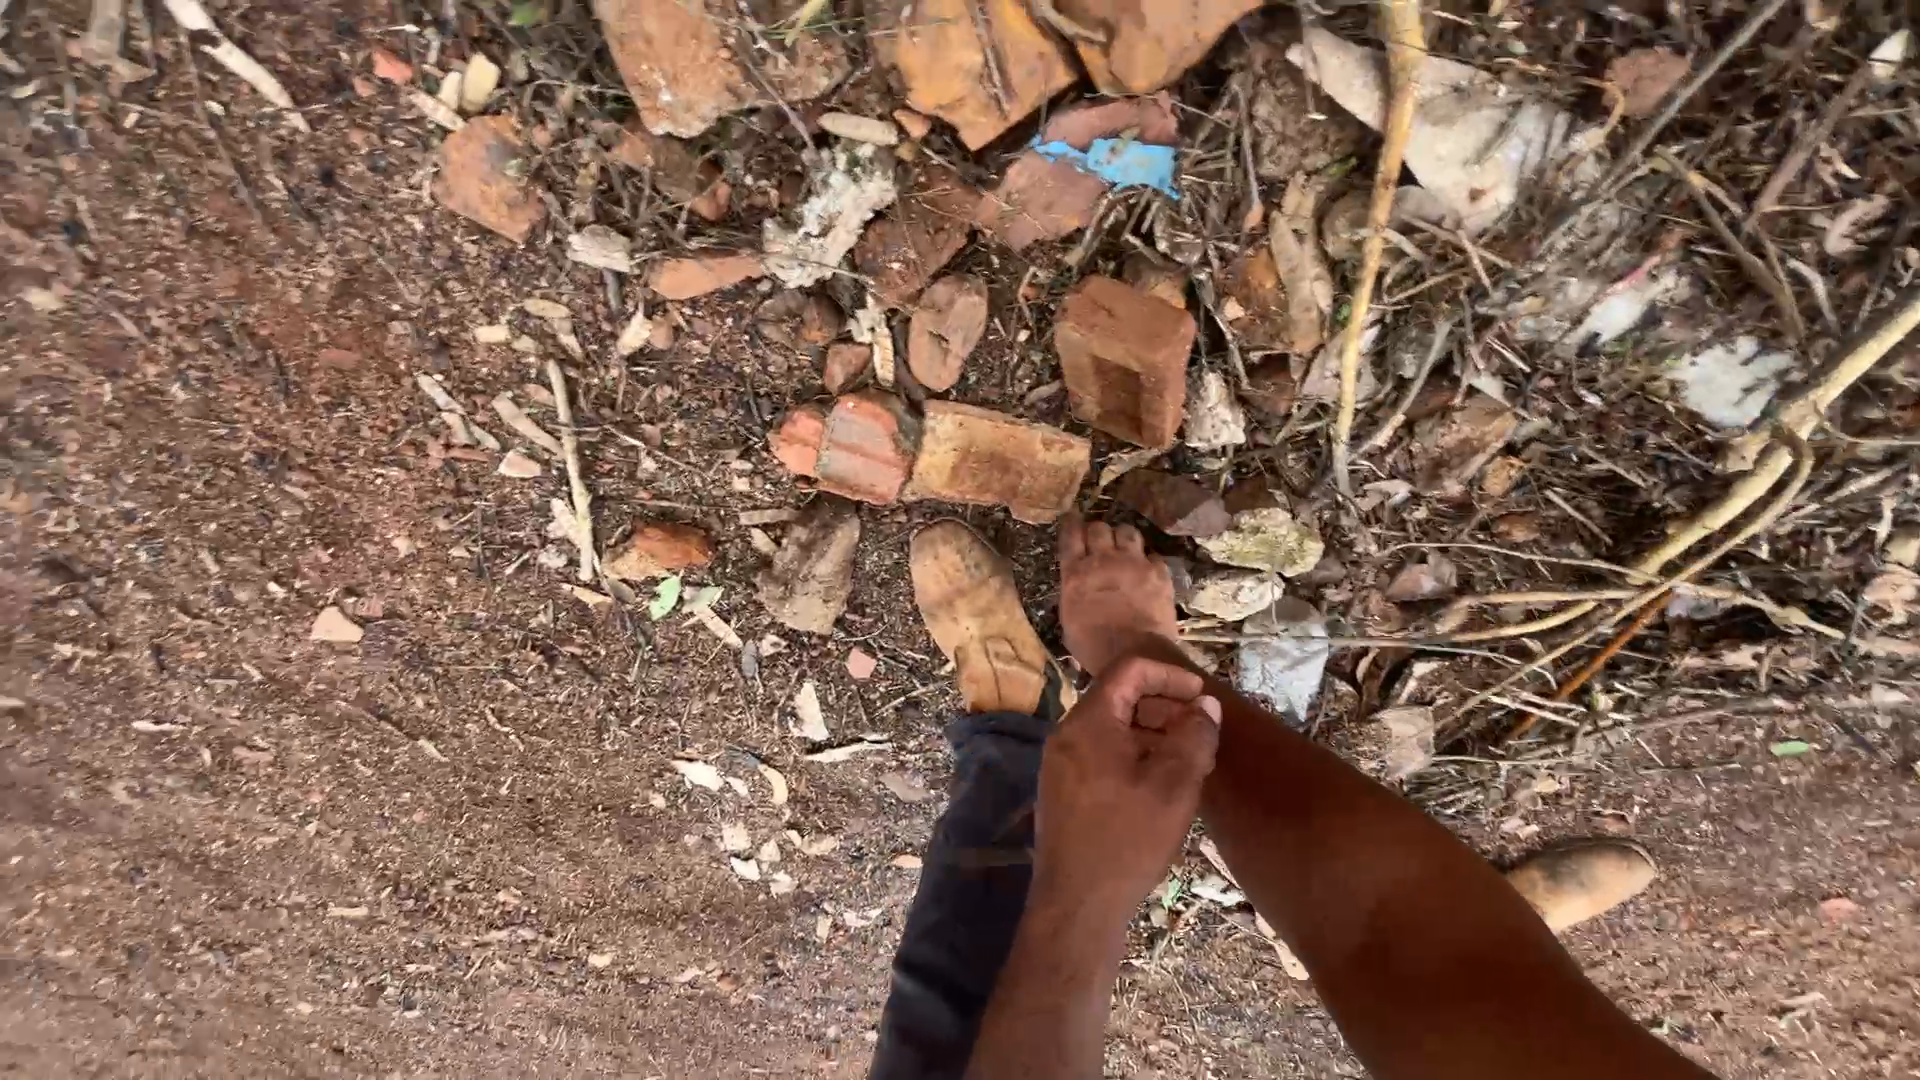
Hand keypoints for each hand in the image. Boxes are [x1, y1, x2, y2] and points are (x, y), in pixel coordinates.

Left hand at [1030, 655, 1221, 926]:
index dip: (1169, 675)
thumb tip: (1204, 705)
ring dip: (1151, 733)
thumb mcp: (1174, 786)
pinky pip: (1101, 753)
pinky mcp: (1063, 789)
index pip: (1128, 670)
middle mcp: (1067, 733)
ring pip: (1111, 728)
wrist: (1076, 903)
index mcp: (1089, 721)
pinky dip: (1132, 754)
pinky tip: (1160, 785)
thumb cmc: (1128, 839)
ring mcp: (1060, 762)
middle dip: (1164, 705)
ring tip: (1189, 759)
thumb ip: (1193, 737)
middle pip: (1118, 696)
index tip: (1201, 696)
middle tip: (1201, 730)